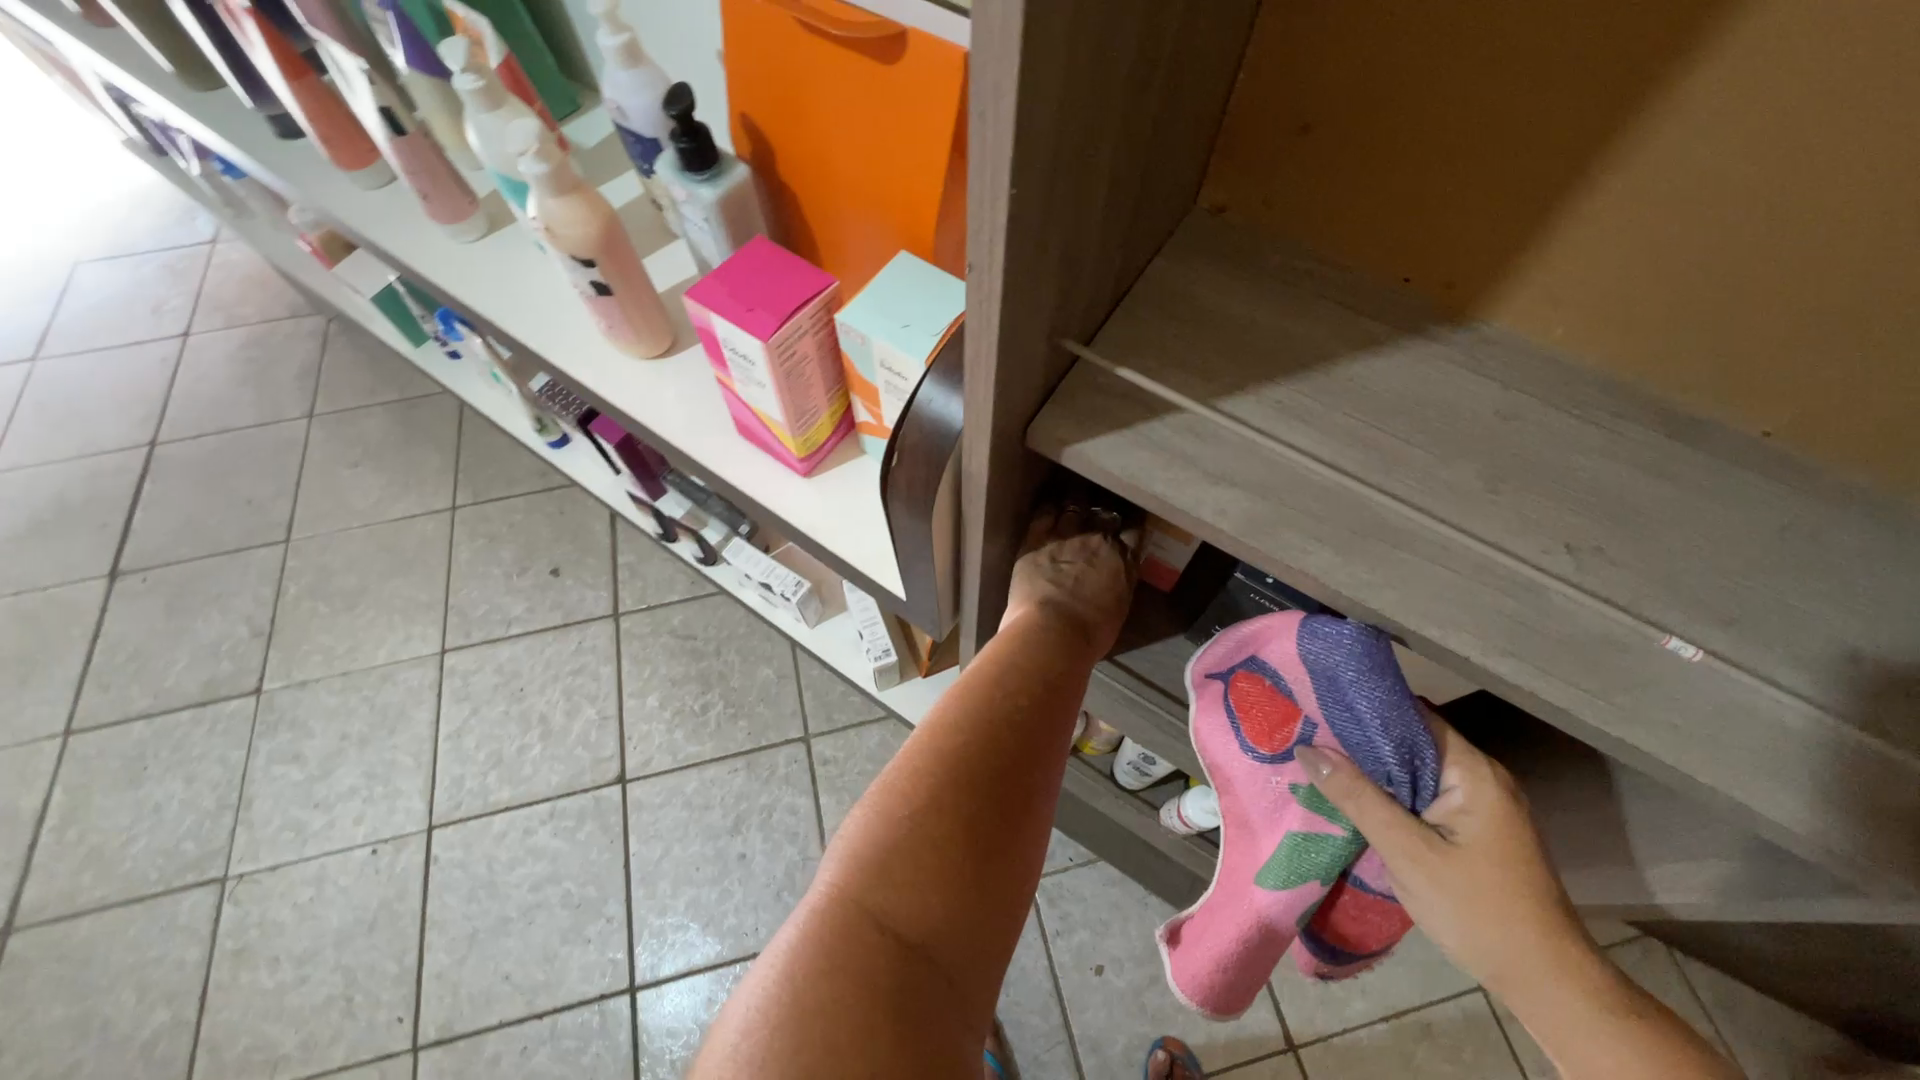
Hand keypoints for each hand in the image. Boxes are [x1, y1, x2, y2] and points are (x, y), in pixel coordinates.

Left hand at [1000, 507, 1138, 661]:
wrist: (1053, 632)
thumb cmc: (1091, 634)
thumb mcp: (1119, 609)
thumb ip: (1121, 583)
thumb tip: (1118, 573)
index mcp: (1123, 561)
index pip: (1134, 533)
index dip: (1131, 526)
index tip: (1127, 525)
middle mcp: (1097, 541)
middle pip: (1105, 515)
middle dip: (1103, 513)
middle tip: (1098, 513)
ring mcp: (1066, 536)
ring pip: (1074, 508)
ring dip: (1075, 504)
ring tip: (1073, 500)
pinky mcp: (1036, 540)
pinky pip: (1044, 514)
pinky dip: (1048, 508)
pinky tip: (1048, 506)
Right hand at [1295, 711, 1595, 997]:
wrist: (1544, 978)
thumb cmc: (1477, 911)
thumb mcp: (1408, 853)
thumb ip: (1358, 797)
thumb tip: (1309, 749)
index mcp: (1473, 772)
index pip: (1413, 715)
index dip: (1365, 708)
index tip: (1316, 706)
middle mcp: (1482, 777)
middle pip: (1413, 741)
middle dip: (1362, 740)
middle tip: (1307, 735)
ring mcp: (1483, 804)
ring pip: (1418, 771)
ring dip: (1375, 769)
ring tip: (1321, 762)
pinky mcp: (1477, 828)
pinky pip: (1427, 796)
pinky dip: (1393, 793)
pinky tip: (1357, 800)